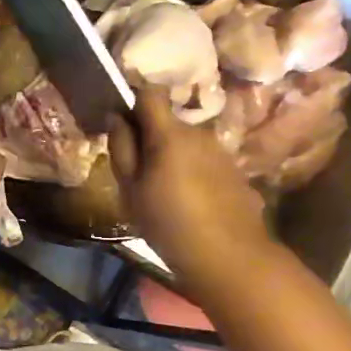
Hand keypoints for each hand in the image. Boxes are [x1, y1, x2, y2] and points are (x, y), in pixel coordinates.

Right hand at [106, 85, 273, 285]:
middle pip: (168, 122)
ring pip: (187, 144)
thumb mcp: (131, 190)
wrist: (230, 257)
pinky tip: (190, 204)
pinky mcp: (235, 171)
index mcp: (169, 133)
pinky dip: (193, 173)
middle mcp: (199, 133)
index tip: (122, 128)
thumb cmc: (169, 223)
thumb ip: (121, 149)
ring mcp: (221, 152)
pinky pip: (204, 162)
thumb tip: (115, 117)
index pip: (149, 93)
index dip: (133, 104)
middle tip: (138, 174)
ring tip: (164, 193)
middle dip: (151, 139)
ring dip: (173, 158)